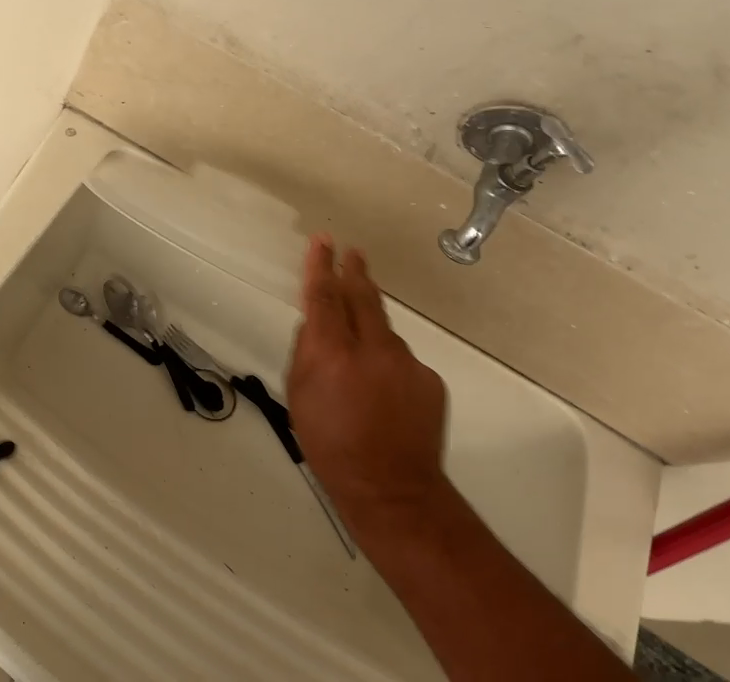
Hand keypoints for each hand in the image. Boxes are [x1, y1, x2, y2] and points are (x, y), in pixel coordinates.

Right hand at [287, 234, 449, 525]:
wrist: (391, 487)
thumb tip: (317, 328)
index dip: (320, 266)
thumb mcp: (299, 395)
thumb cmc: (329, 444)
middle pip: (363, 298)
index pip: (324, 297)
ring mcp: (406, 363)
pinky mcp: (430, 380)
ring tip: (356, 347)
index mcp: (333, 353)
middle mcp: (373, 349)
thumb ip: (307, 355)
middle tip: (352, 252)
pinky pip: (401, 360)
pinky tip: (380, 390)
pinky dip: (387, 362)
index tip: (322, 242)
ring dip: (370, 325)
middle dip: (355, 273)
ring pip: (383, 331)